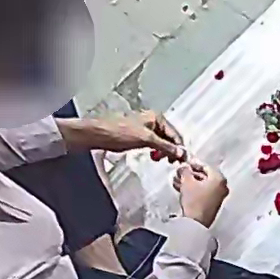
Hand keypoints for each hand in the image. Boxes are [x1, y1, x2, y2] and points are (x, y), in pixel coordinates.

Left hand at [63, 111, 184, 160]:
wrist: (96, 134)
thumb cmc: (117, 131)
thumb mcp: (146, 140)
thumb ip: (166, 146)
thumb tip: (181, 152)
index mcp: (156, 117)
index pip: (175, 134)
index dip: (179, 147)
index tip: (183, 159)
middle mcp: (151, 121)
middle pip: (170, 138)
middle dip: (171, 150)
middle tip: (171, 161)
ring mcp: (144, 128)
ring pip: (162, 142)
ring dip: (163, 152)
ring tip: (159, 158)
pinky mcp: (138, 136)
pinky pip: (153, 144)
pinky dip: (156, 151)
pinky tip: (153, 156)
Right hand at [175, 162, 228, 225]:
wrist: (196, 222)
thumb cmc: (194, 201)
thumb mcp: (187, 181)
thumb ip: (185, 170)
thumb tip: (184, 167)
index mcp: (219, 179)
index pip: (206, 166)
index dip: (194, 164)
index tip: (185, 163)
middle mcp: (222, 187)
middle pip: (205, 176)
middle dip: (190, 174)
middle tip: (180, 172)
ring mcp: (219, 196)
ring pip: (202, 185)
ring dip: (190, 182)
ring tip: (177, 180)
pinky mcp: (213, 204)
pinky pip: (203, 192)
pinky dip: (193, 189)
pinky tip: (181, 188)